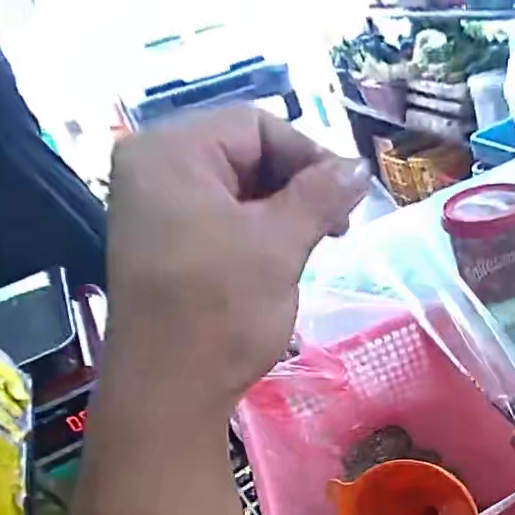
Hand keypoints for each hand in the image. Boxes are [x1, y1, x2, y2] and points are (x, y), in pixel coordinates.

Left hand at [104, 106, 369, 412]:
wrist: (171, 388)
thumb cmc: (221, 309)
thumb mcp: (278, 246)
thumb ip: (320, 197)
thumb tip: (359, 168)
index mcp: (171, 152)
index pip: (256, 125)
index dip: (310, 157)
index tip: (347, 202)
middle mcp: (155, 170)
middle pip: (245, 154)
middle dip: (298, 188)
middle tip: (336, 230)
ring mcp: (157, 211)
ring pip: (238, 192)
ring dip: (284, 215)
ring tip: (312, 250)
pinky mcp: (167, 248)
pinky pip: (222, 222)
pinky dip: (259, 236)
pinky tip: (280, 265)